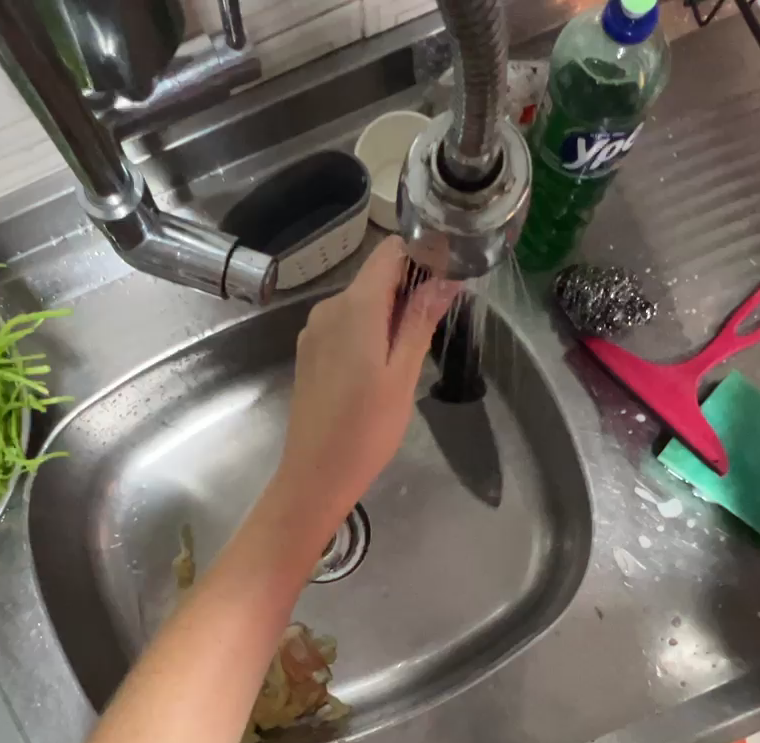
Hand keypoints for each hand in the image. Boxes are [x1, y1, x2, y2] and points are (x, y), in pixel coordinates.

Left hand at [273, 237, 460, 524]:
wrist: (315, 475)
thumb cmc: (366, 430)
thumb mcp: (402, 375)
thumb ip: (421, 320)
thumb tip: (446, 278)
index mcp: (354, 307)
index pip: (390, 251)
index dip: (422, 253)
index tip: (450, 274)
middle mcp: (328, 308)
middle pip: (376, 277)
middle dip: (410, 290)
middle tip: (439, 323)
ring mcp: (314, 331)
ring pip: (361, 303)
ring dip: (390, 315)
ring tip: (411, 354)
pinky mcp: (310, 353)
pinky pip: (345, 326)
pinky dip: (369, 333)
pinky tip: (381, 368)